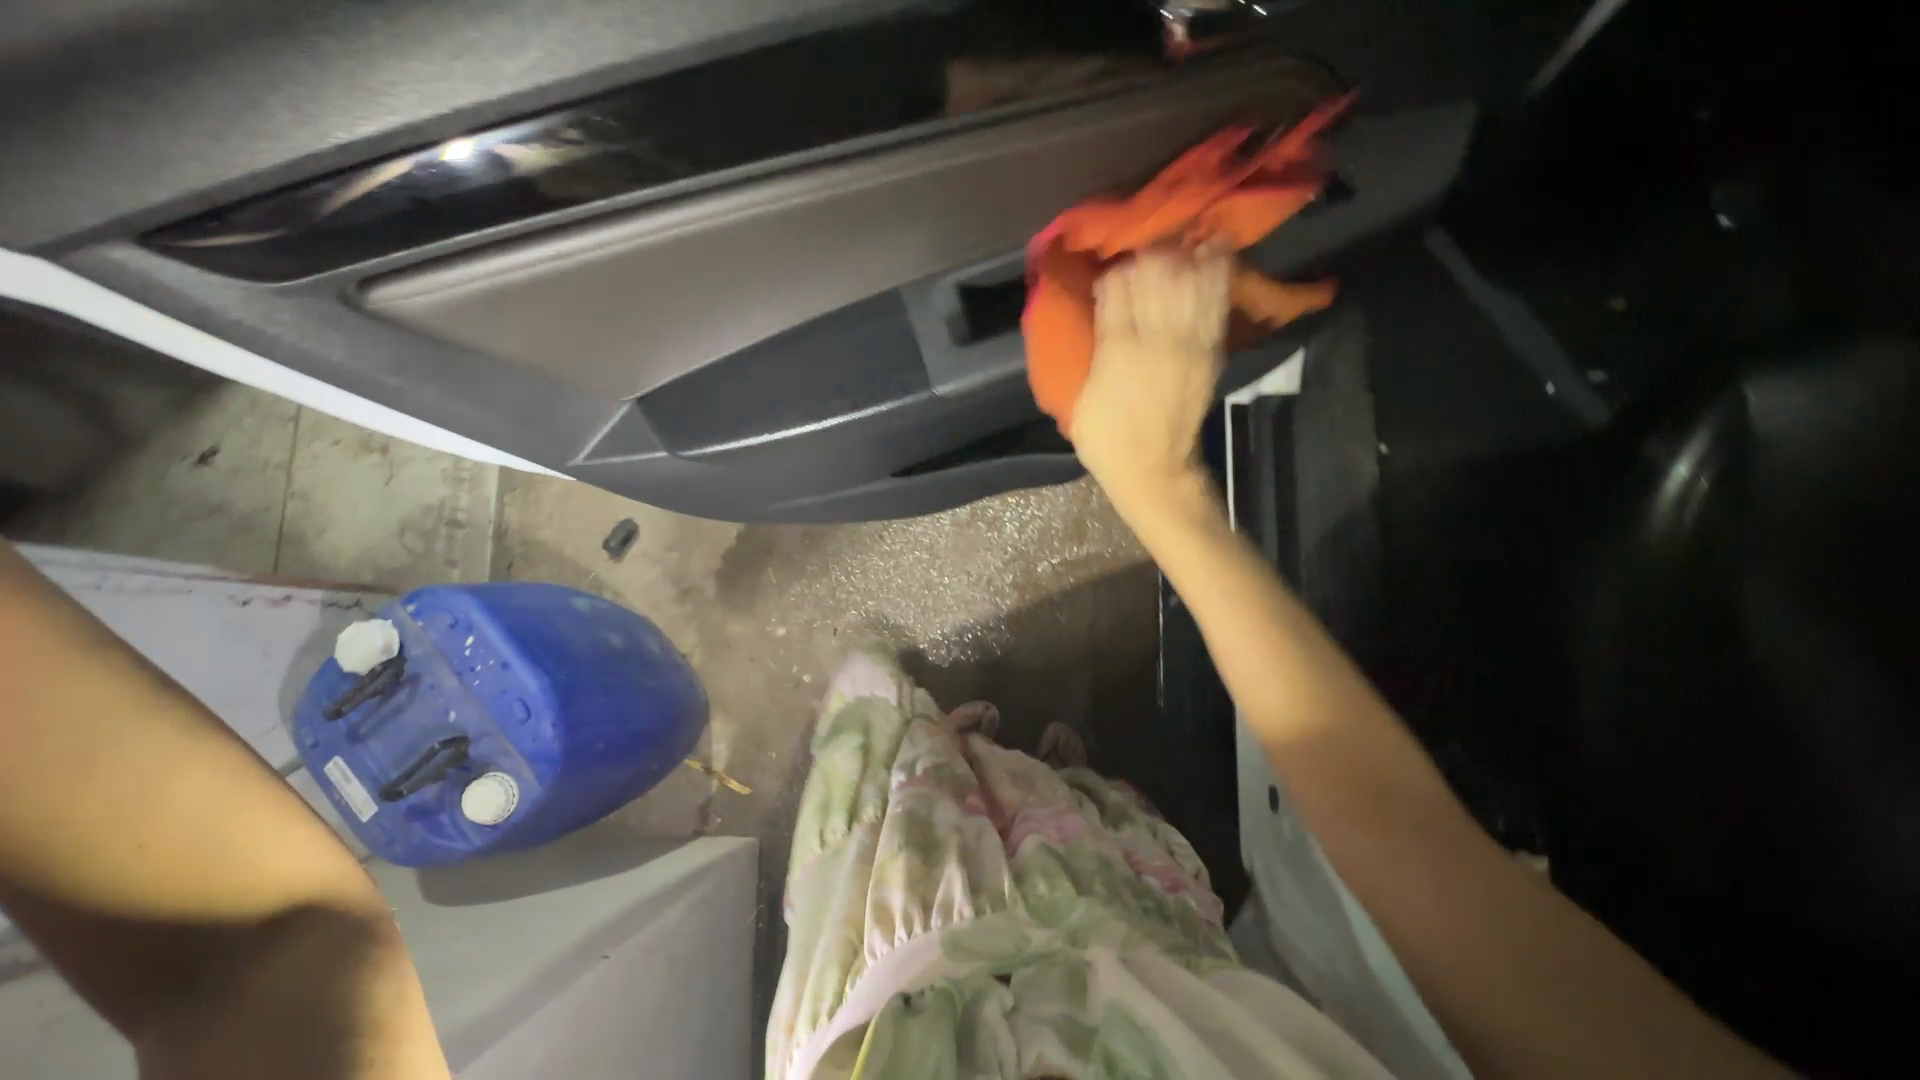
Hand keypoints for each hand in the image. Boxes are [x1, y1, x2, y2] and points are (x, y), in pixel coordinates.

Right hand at [1069, 249, 1230, 503]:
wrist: (1154, 470)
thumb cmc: (1107, 439)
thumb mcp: (1081, 397)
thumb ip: (1092, 349)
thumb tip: (1099, 310)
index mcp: (1117, 349)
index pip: (1117, 287)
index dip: (1114, 273)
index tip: (1110, 273)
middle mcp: (1156, 338)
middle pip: (1156, 274)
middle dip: (1148, 257)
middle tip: (1143, 254)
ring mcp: (1188, 343)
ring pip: (1188, 281)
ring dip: (1183, 258)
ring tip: (1178, 247)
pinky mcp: (1209, 351)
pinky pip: (1215, 302)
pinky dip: (1215, 274)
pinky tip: (1212, 253)